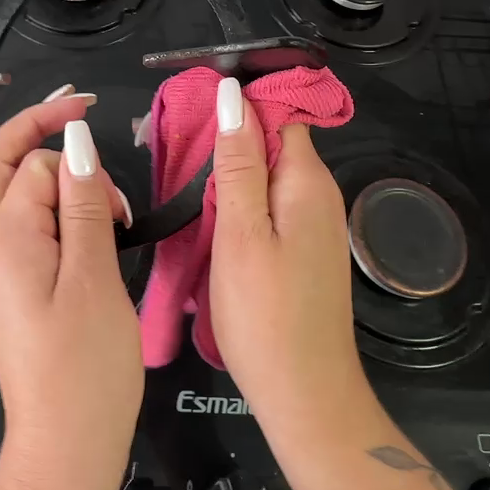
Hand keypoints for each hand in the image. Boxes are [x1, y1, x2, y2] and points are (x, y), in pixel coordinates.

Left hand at [0, 86, 141, 489]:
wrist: (64, 444)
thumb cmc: (86, 368)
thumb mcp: (95, 278)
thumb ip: (84, 204)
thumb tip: (77, 143)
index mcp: (7, 239)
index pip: (33, 163)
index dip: (77, 162)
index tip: (118, 189)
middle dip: (33, 124)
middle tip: (78, 104)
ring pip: (0, 186)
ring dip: (38, 160)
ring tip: (87, 169)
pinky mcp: (8, 284)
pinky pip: (11, 217)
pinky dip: (36, 193)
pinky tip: (58, 194)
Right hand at [206, 77, 368, 436]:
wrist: (305, 396)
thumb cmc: (266, 315)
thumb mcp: (241, 233)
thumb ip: (237, 161)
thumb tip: (233, 93)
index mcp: (308, 181)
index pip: (279, 113)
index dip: (239, 106)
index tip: (192, 108)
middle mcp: (319, 194)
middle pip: (273, 141)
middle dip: (228, 138)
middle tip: (171, 143)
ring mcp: (313, 223)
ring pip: (268, 174)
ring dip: (230, 171)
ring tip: (181, 176)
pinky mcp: (303, 247)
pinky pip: (270, 203)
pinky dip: (240, 200)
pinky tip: (209, 213)